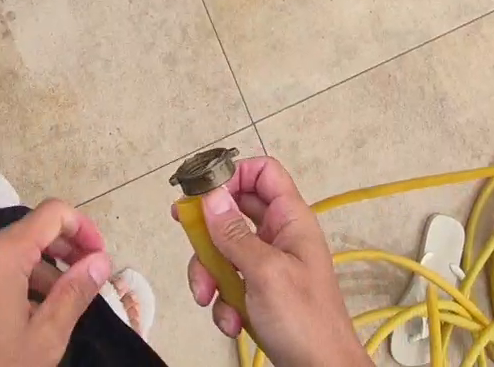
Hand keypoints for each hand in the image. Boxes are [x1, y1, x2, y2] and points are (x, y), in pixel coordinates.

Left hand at [0, 200, 112, 366]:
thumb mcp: (44, 338)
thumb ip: (75, 293)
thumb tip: (101, 261)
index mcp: (2, 254)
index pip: (53, 214)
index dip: (83, 228)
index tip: (100, 257)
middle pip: (32, 230)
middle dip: (66, 249)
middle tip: (90, 279)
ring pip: (12, 251)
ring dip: (43, 268)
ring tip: (64, 304)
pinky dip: (18, 279)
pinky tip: (30, 315)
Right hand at [175, 157, 369, 366]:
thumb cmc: (305, 322)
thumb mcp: (265, 272)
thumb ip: (234, 233)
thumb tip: (210, 194)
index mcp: (290, 218)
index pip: (264, 172)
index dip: (235, 174)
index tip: (206, 191)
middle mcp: (279, 234)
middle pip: (235, 210)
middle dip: (209, 230)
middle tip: (187, 234)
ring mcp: (269, 263)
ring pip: (226, 248)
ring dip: (210, 272)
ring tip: (207, 296)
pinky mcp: (259, 291)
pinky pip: (230, 281)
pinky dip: (223, 301)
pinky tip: (230, 321)